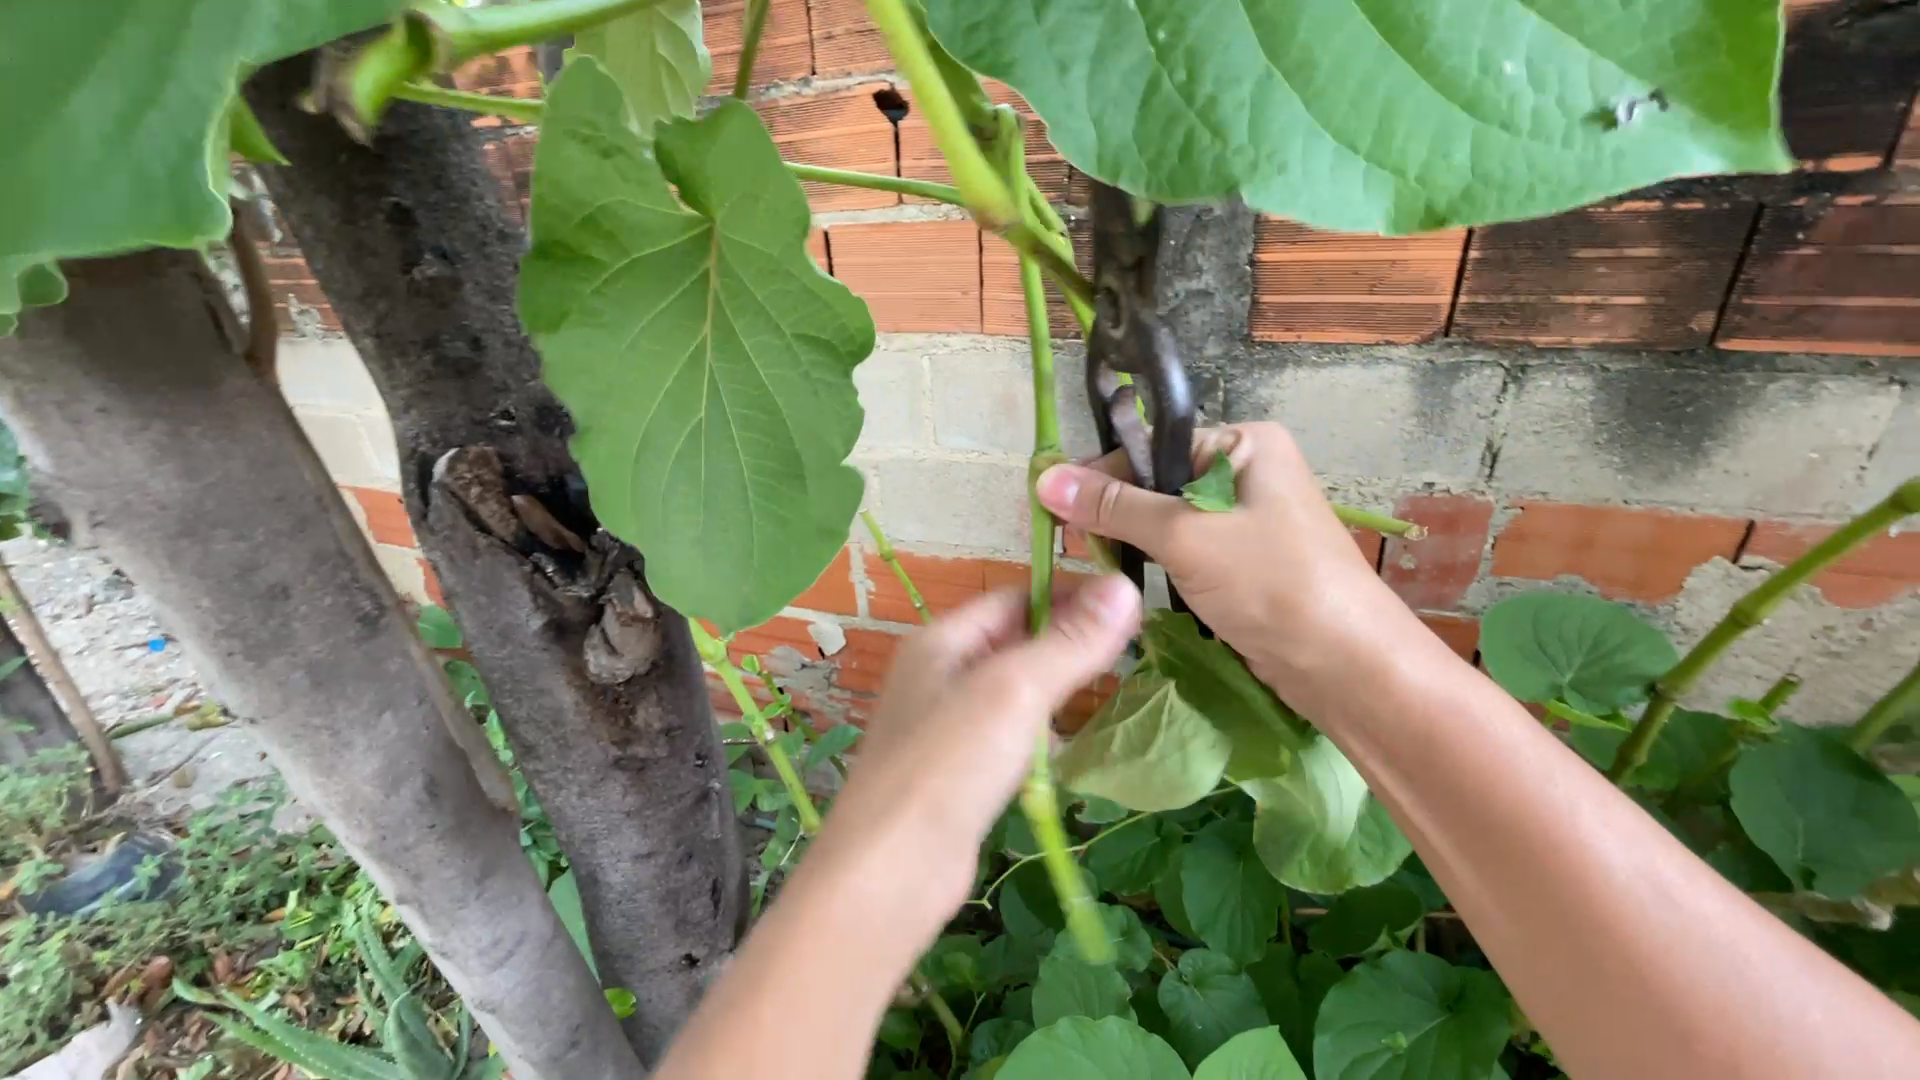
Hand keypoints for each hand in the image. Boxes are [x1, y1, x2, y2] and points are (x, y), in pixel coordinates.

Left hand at [819, 576, 1140, 915]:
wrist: (892, 872)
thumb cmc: (950, 764)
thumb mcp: (1015, 690)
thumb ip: (1070, 642)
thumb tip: (1125, 585)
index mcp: (940, 642)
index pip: (1012, 599)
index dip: (1065, 597)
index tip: (1124, 608)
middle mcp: (938, 677)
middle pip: (1013, 644)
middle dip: (1065, 646)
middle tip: (1127, 652)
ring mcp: (945, 728)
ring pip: (1012, 695)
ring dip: (1054, 693)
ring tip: (1107, 695)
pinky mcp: (957, 774)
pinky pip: (1007, 739)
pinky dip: (1037, 739)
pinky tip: (1066, 752)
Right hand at [1035, 422, 1411, 703]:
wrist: (1344, 663)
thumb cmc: (1270, 583)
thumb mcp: (1185, 537)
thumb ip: (1115, 508)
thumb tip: (1045, 478)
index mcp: (1242, 443)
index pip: (1150, 447)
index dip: (1101, 478)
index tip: (1055, 512)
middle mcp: (1245, 470)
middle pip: (1155, 481)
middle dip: (1115, 514)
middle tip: (1077, 548)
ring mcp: (1246, 517)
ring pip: (1166, 519)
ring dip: (1133, 542)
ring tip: (1101, 567)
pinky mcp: (1242, 559)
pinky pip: (1185, 548)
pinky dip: (1156, 563)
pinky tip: (1132, 580)